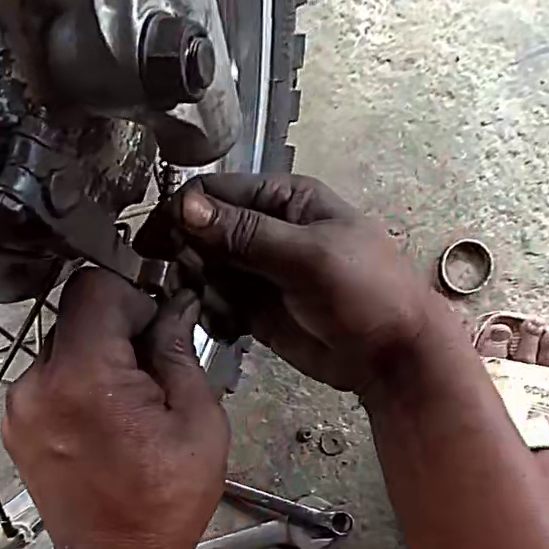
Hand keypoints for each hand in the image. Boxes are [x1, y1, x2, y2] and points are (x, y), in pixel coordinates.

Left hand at [2, 269, 228, 548]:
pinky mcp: (17, 427)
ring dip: (98, 361)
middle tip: (152, 376)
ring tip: (130, 409)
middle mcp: (38, 386)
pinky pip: (49, 380)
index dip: (133, 298)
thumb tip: (171, 311)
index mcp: (84, 378)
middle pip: (76, 316)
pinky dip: (78, 386)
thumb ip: (179, 353)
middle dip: (118, 333)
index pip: (94, 287)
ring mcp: (20, 409)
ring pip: (62, 347)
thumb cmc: (163, 506)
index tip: (155, 329)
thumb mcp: (199, 424)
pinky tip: (107, 424)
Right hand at [137, 173, 451, 395]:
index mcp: (283, 200)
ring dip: (199, 288)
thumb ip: (246, 233)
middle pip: (204, 233)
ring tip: (214, 306)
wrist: (391, 355)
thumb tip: (185, 207)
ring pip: (205, 271)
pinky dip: (213, 314)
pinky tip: (227, 326)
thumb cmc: (364, 291)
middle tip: (185, 282)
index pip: (216, 194)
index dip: (183, 214)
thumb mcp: (308, 255)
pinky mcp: (255, 310)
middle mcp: (264, 231)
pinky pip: (218, 304)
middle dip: (188, 255)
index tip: (158, 243)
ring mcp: (258, 273)